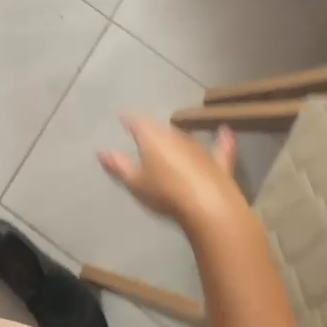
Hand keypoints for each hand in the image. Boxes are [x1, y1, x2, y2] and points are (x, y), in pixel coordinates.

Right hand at [99, 116, 248, 228]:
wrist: (209, 208)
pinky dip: (222, 139)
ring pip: (184, 137)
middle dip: (152, 130)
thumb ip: (119, 166)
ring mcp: (199, 148)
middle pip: (161, 129)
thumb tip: (101, 151)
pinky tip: (225, 131)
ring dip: (176, 137)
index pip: (138, 122)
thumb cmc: (166, 194)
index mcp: (153, 139)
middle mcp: (176, 137)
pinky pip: (220, 147)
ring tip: (169, 139)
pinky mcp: (218, 162)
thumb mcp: (136, 183)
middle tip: (144, 134)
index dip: (129, 119)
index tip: (123, 118)